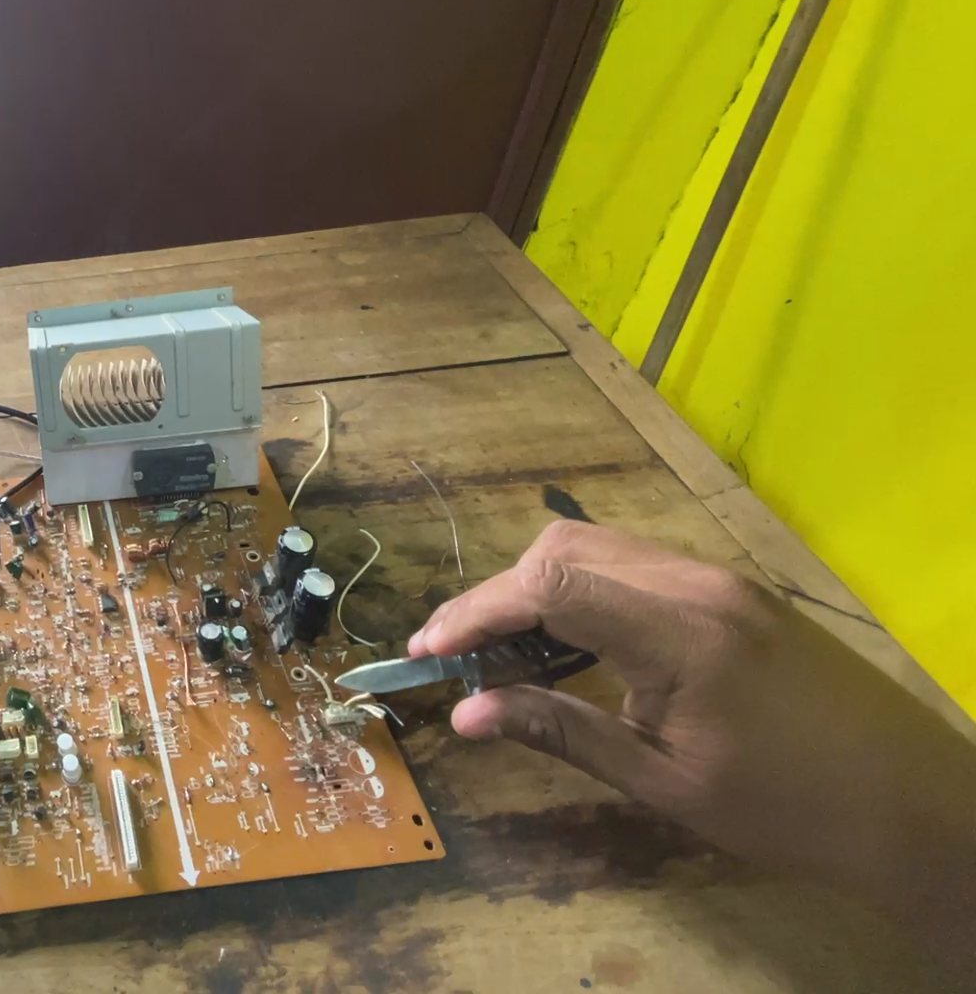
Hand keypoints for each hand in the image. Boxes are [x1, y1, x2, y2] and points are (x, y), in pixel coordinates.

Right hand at [409, 520, 975, 956]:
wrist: (932, 813)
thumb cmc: (794, 812)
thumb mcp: (664, 782)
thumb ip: (558, 731)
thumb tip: (464, 715)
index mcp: (684, 634)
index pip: (548, 586)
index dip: (474, 612)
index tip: (430, 652)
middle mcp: (695, 584)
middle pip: (558, 550)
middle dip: (492, 597)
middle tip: (456, 651)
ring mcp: (714, 578)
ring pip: (584, 543)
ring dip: (526, 585)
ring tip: (498, 641)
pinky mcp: (722, 586)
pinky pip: (620, 559)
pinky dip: (568, 585)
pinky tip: (560, 633)